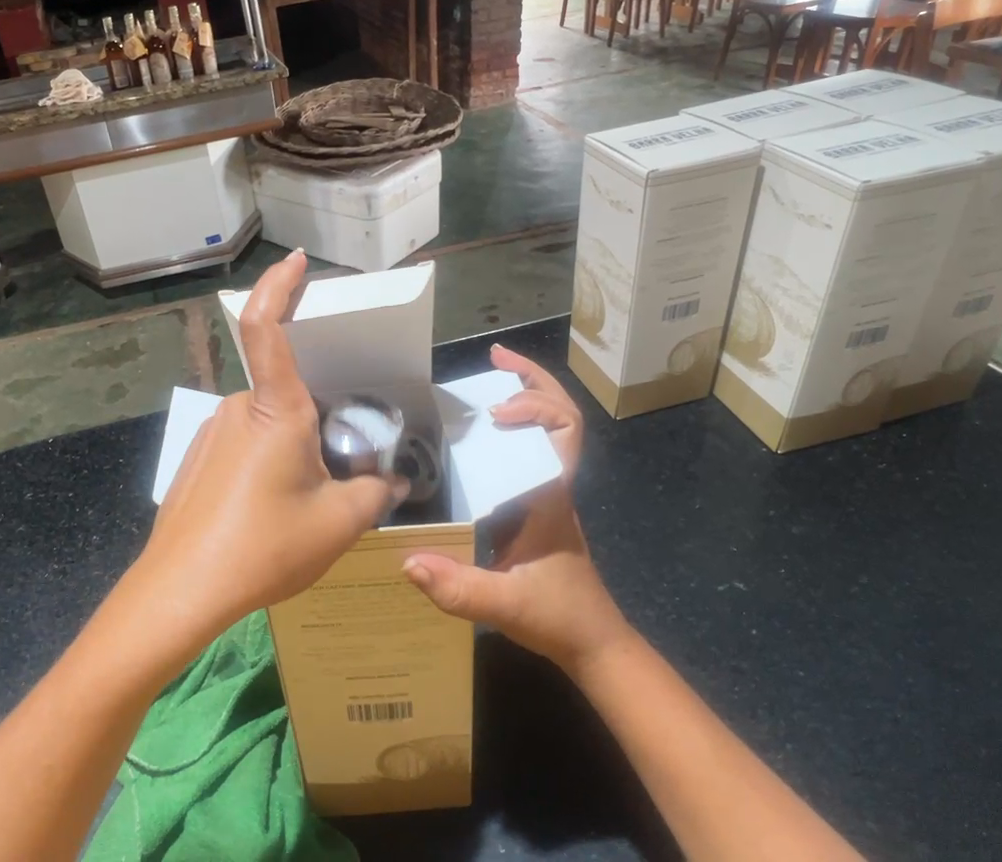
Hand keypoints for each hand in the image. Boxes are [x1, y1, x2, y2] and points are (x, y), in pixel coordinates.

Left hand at [131, 249, 399, 640]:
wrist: (181, 590)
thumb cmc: (264, 547)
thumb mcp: (338, 523)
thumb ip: (374, 493)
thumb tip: (393, 482)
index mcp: (273, 410)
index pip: (269, 326)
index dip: (280, 285)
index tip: (296, 261)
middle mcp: (236, 409)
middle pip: (286, 393)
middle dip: (319, 420)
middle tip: (341, 469)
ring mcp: (211, 434)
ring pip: (266, 424)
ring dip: (294, 449)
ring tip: (307, 505)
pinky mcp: (198, 460)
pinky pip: (244, 446)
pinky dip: (267, 465)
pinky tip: (271, 514)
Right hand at [404, 348, 628, 675]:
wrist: (595, 645)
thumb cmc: (560, 619)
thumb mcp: (506, 608)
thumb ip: (460, 589)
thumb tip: (407, 561)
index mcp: (551, 496)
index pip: (565, 429)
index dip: (537, 405)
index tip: (497, 407)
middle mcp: (552, 486)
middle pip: (562, 415)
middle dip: (531, 379)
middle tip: (495, 357)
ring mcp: (547, 495)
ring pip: (549, 432)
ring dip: (525, 398)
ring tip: (487, 377)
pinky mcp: (536, 509)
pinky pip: (528, 453)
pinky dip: (511, 432)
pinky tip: (477, 438)